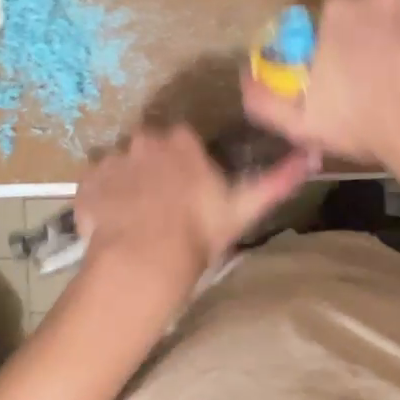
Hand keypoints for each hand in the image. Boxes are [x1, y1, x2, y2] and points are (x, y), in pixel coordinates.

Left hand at [74, 125, 314, 279]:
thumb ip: (277, 180)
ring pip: (121, 164)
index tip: (189, 187)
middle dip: (155, 167)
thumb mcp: (243, 208)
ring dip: (127, 183)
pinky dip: (102, 198)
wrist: (143, 260)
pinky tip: (113, 223)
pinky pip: (95, 184)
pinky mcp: (86, 181)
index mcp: (181, 141)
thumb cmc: (198, 233)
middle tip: (162, 203)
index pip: (184, 140)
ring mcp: (111, 159)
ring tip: (135, 217)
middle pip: (150, 147)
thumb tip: (313, 154)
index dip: (186, 163)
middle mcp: (144, 140)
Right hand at [242, 0, 399, 165]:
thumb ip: (264, 99)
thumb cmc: (365, 124)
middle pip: (372, 5)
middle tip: (385, 68)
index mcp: (337, 9)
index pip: (335, 15)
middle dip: (376, 29)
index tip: (351, 67)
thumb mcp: (302, 122)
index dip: (342, 41)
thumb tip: (245, 77)